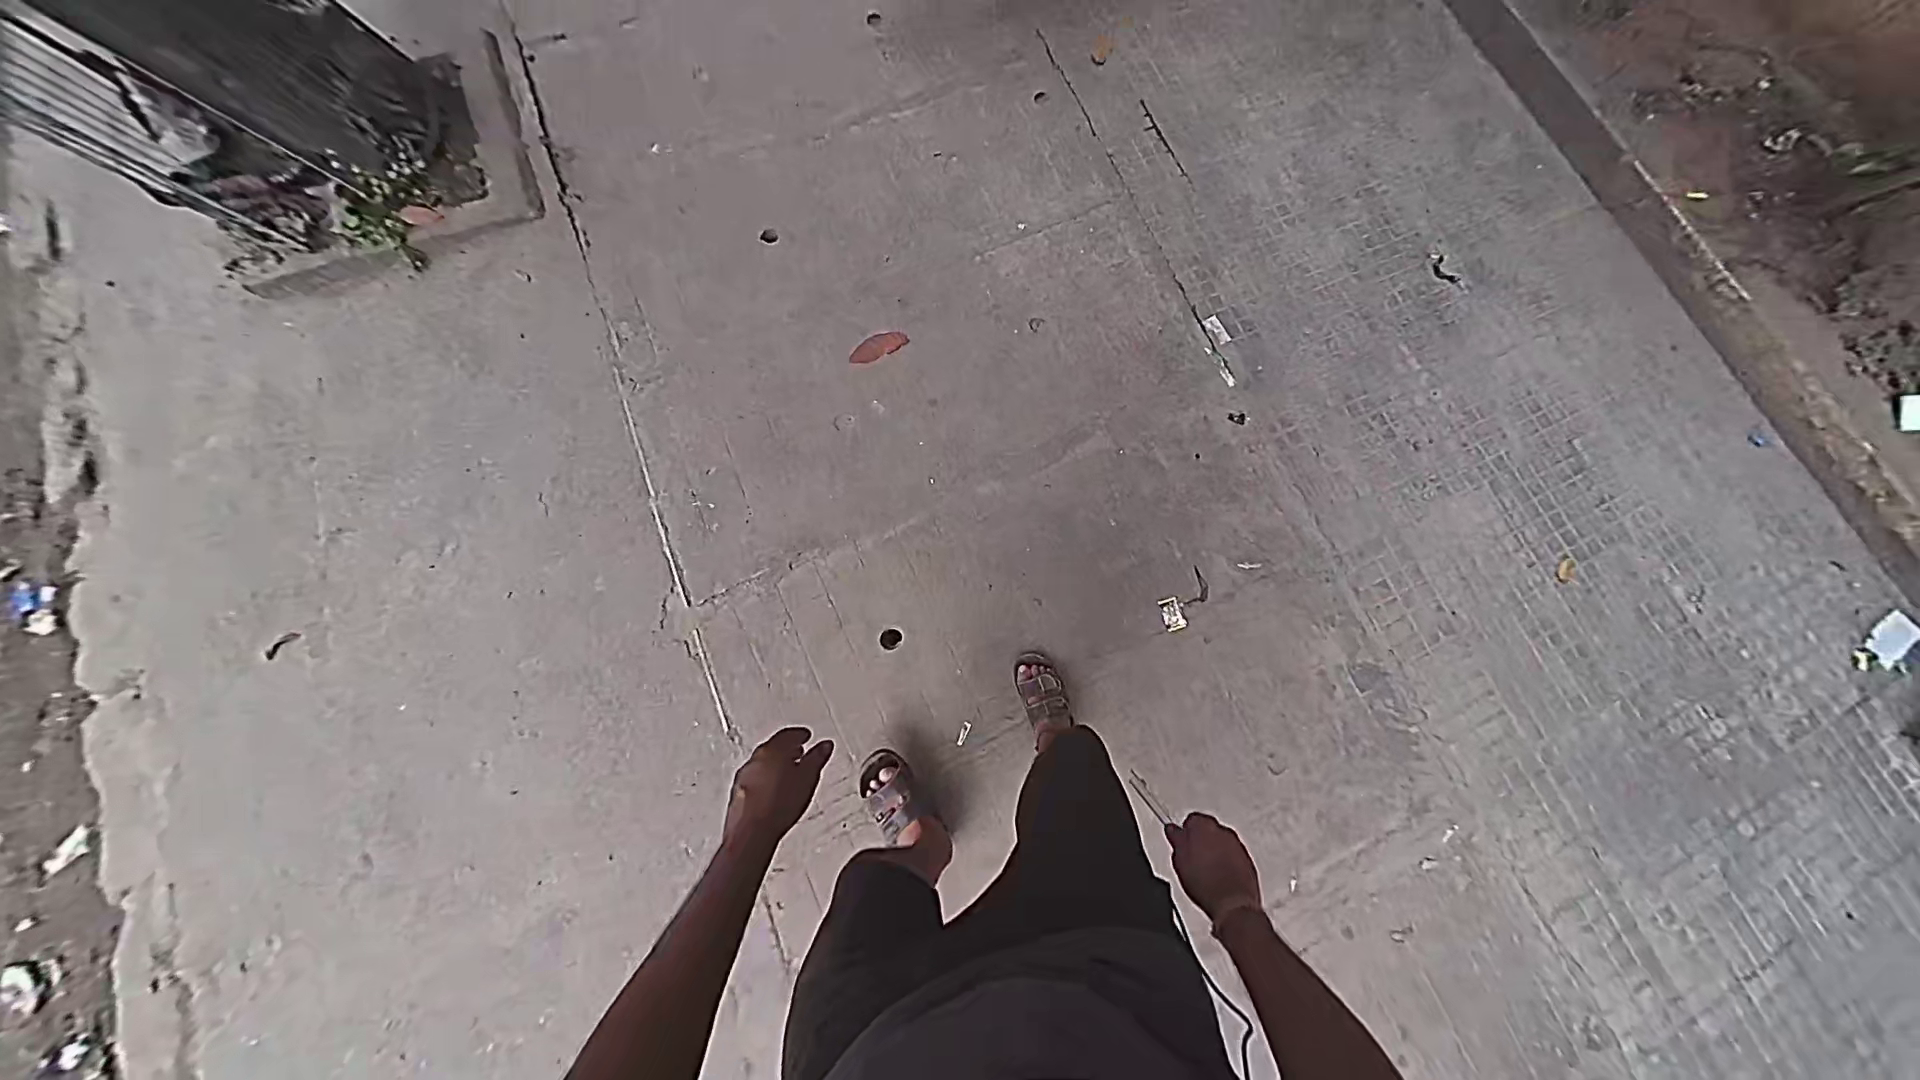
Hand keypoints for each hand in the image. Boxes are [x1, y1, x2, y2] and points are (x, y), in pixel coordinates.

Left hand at [722, 727, 832, 853]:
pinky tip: (772, 791)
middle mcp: (755, 760)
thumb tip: (825, 746)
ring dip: (776, 764)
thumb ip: (817, 758)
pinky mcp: (738, 794)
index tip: (805, 735)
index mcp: (772, 750)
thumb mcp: (808, 777)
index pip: (787, 735)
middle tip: (798, 750)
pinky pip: (754, 779)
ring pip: (763, 763)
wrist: (752, 833)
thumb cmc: (778, 804)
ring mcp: (744, 777)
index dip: (799, 734)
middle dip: (787, 748)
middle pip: (773, 747)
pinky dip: (765, 779)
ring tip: (788, 772)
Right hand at [1166, 812, 1264, 928]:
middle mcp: (1223, 831)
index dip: (1184, 834)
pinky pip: (1234, 856)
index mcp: (1203, 825)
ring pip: (1221, 843)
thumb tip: (1173, 830)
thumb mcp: (1180, 860)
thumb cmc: (1206, 883)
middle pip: (1208, 829)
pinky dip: (1227, 863)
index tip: (1181, 844)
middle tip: (1192, 859)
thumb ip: (1176, 839)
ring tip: (1205, 871)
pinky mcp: (1248, 861)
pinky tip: (1219, 877)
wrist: (1233, 905)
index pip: (1191, 819)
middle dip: (1201, 841)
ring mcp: (1237, 846)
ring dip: (1214, 851)